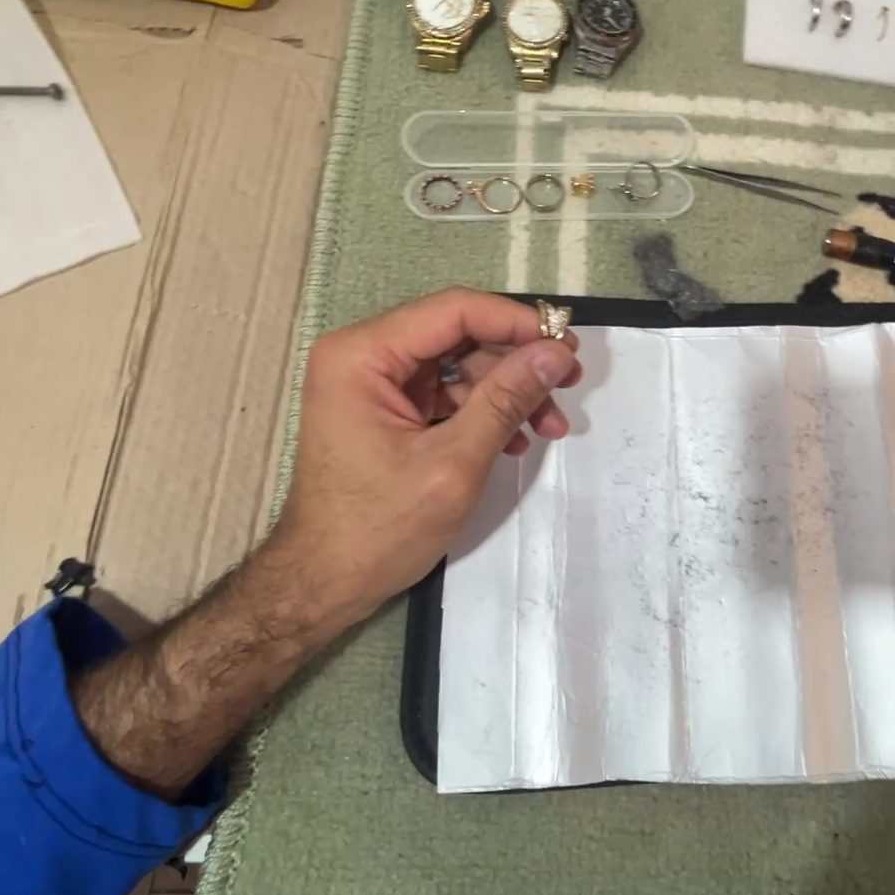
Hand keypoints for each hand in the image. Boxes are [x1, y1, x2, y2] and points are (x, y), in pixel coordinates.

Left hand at [269, 288, 581, 628]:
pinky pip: (449, 392)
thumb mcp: (453, 463)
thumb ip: (506, 400)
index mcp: (362, 354)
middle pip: (460, 334)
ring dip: (509, 391)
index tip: (567, 347)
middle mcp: (364, 355)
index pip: (454, 310)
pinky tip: (515, 441)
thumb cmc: (379, 528)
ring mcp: (376, 382)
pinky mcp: (390, 408)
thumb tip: (557, 354)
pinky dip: (485, 412)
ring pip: (461, 364)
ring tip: (550, 427)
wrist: (325, 583)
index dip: (517, 322)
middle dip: (517, 361)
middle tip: (568, 384)